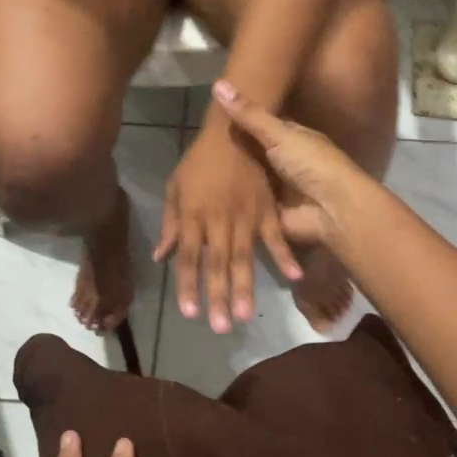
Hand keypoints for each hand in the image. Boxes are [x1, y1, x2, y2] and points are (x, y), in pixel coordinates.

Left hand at [155, 99, 302, 333]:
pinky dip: (285, 255)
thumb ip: (170, 223)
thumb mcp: (175, 187)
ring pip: (244, 256)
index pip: (187, 257)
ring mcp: (246, 216)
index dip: (188, 286)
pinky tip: (294, 277)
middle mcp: (218, 220)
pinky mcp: (268, 208)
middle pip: (216, 263)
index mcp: (193, 215)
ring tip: (243, 315)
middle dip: (217, 297)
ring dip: (244, 287)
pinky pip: (276, 236)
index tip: (189, 314)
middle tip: (219, 328)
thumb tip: (161, 257)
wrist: (233, 128)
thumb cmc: (200, 161)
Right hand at [216, 80, 375, 249]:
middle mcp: (284, 162)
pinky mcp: (270, 214)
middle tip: (199, 146)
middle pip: (252, 154)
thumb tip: (217, 83)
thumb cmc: (312, 164)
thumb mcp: (280, 133)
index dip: (240, 120)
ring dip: (229, 180)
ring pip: (248, 181)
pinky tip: (206, 197)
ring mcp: (277, 189)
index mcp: (291, 138)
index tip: (212, 115)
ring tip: (195, 171)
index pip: (262, 125)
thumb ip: (250, 114)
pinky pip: (247, 207)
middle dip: (231, 152)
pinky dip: (232, 204)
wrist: (331, 209)